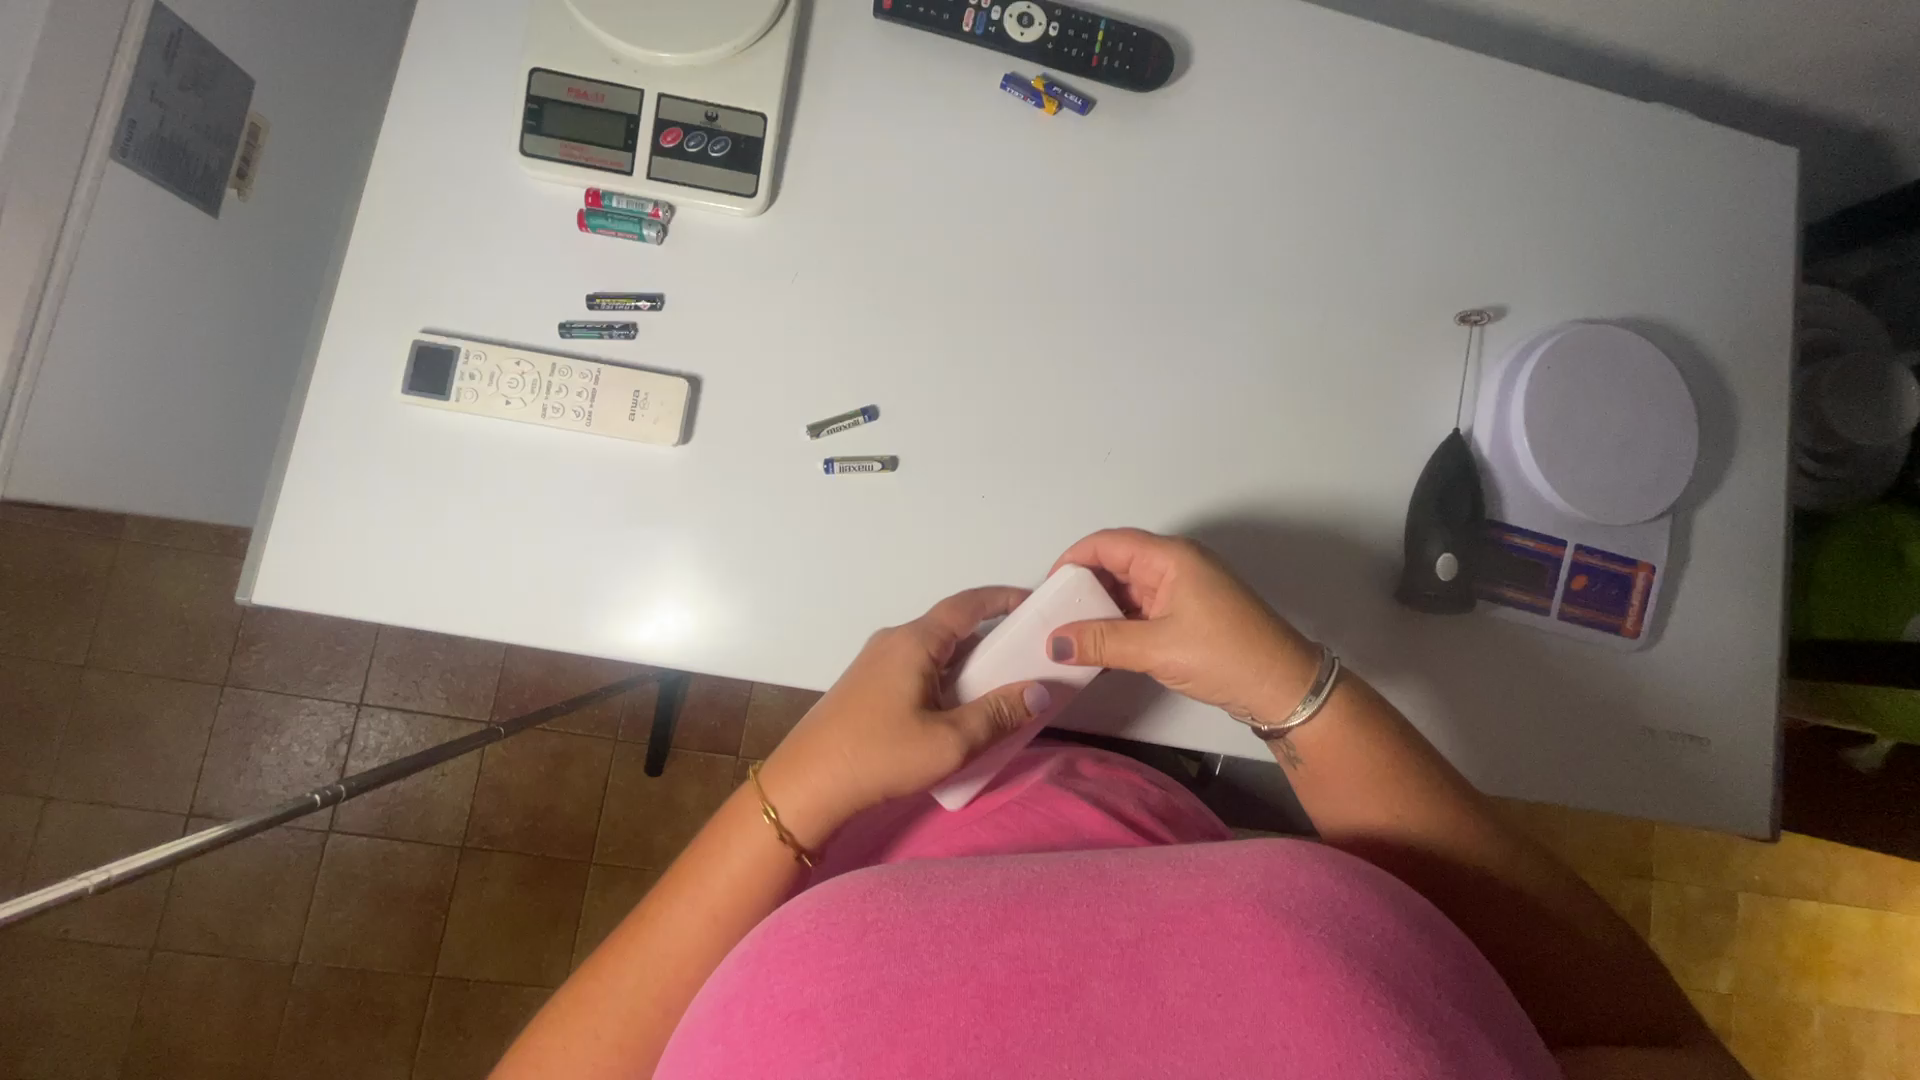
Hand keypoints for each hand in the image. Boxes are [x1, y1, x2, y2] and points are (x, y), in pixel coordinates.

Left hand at [756, 587, 1050, 846]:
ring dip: (968, 663)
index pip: (967, 604)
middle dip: (992, 637)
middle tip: (1028, 657)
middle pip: (952, 628)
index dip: (1003, 599)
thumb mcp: (950, 742)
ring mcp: (876, 663)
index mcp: (914, 642)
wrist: (806, 786)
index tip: (1034, 603)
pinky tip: (958, 710)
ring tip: (1002, 687)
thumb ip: (998, 714)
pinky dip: (946, 678)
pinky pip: (918, 669)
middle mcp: (894, 641)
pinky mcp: (867, 686)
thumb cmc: (879, 756)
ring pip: (934, 651)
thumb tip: (1039, 691)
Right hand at [1048, 528, 1320, 719]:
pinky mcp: (1187, 615)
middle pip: (1116, 564)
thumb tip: (1053, 643)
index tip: (1047, 589)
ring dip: (1100, 610)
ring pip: (1127, 590)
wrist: (1285, 689)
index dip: (1073, 559)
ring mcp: (1183, 591)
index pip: (1108, 543)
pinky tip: (1098, 647)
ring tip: (1068, 634)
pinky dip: (1118, 625)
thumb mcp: (1156, 649)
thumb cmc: (1223, 656)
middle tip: (1053, 615)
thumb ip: (1101, 642)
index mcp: (1170, 558)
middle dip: (1083, 587)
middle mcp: (1175, 566)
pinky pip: (1141, 611)